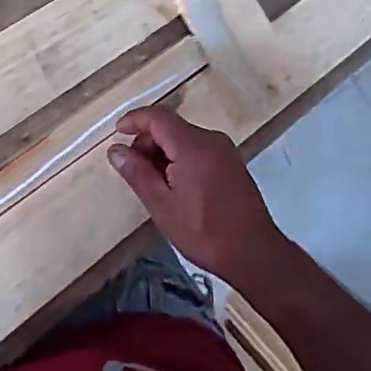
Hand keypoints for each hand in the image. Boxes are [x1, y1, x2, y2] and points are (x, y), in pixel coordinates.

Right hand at [107, 106, 292, 286]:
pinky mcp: (232, 163)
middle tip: (133, 170)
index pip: (158, 117)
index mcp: (193, 145)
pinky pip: (199, 150)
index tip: (117, 132)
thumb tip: (115, 150)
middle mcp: (211, 139)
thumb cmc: (204, 232)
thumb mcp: (162, 205)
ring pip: (185, 139)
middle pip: (171, 127)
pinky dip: (181, 159)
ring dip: (164, 153)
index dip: (135, 120)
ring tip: (153, 184)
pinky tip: (175, 187)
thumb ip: (137, 173)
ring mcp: (225, 150)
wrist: (254, 253)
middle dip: (147, 142)